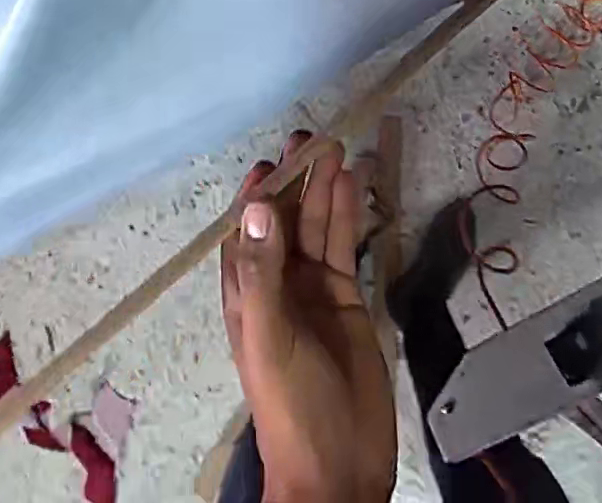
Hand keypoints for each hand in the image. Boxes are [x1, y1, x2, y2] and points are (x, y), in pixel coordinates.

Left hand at [220, 131, 396, 502]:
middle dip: (295, 179)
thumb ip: (262, 270)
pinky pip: (344, 243)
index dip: (256, 194)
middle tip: (310, 138)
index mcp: (246, 290)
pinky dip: (348, 212)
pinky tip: (355, 183)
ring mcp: (312, 286)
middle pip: (285, 218)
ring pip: (316, 225)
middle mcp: (277, 280)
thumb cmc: (289, 402)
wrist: (340, 464)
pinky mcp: (346, 294)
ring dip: (324, 187)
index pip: (246, 229)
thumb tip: (257, 204)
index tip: (272, 160)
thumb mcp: (268, 334)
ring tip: (336, 148)